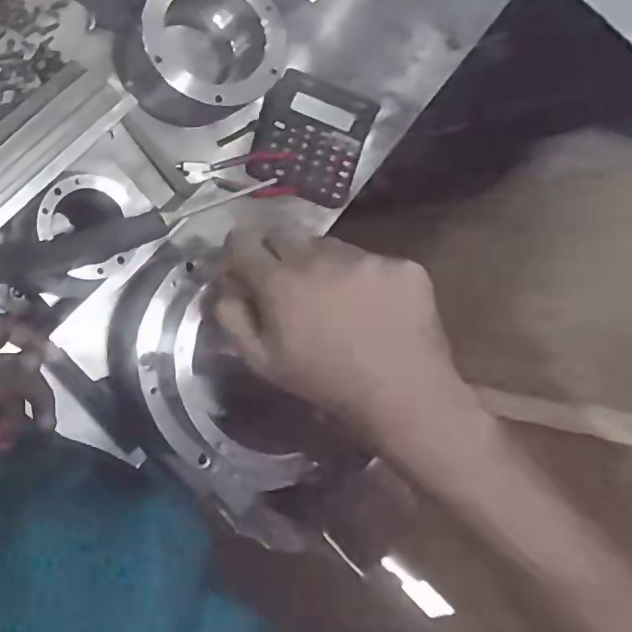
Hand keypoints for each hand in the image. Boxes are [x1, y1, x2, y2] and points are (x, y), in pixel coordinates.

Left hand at [0, 319, 54, 526]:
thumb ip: (6, 378)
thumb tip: (38, 352)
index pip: (2, 329)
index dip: (30, 338)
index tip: (57, 359)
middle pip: (13, 364)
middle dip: (31, 392)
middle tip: (47, 421)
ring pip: (11, 392)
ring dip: (17, 417)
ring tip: (8, 442)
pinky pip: (2, 415)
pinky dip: (5, 430)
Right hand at [211, 224, 476, 448]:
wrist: (406, 398)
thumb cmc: (324, 381)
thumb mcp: (261, 360)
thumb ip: (231, 316)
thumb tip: (225, 285)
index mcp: (278, 280)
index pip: (242, 238)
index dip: (239, 250)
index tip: (245, 266)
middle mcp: (318, 257)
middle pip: (283, 233)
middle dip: (278, 251)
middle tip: (289, 281)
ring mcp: (364, 257)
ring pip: (328, 245)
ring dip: (322, 262)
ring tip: (336, 296)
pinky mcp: (401, 264)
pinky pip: (370, 260)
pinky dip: (365, 277)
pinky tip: (373, 306)